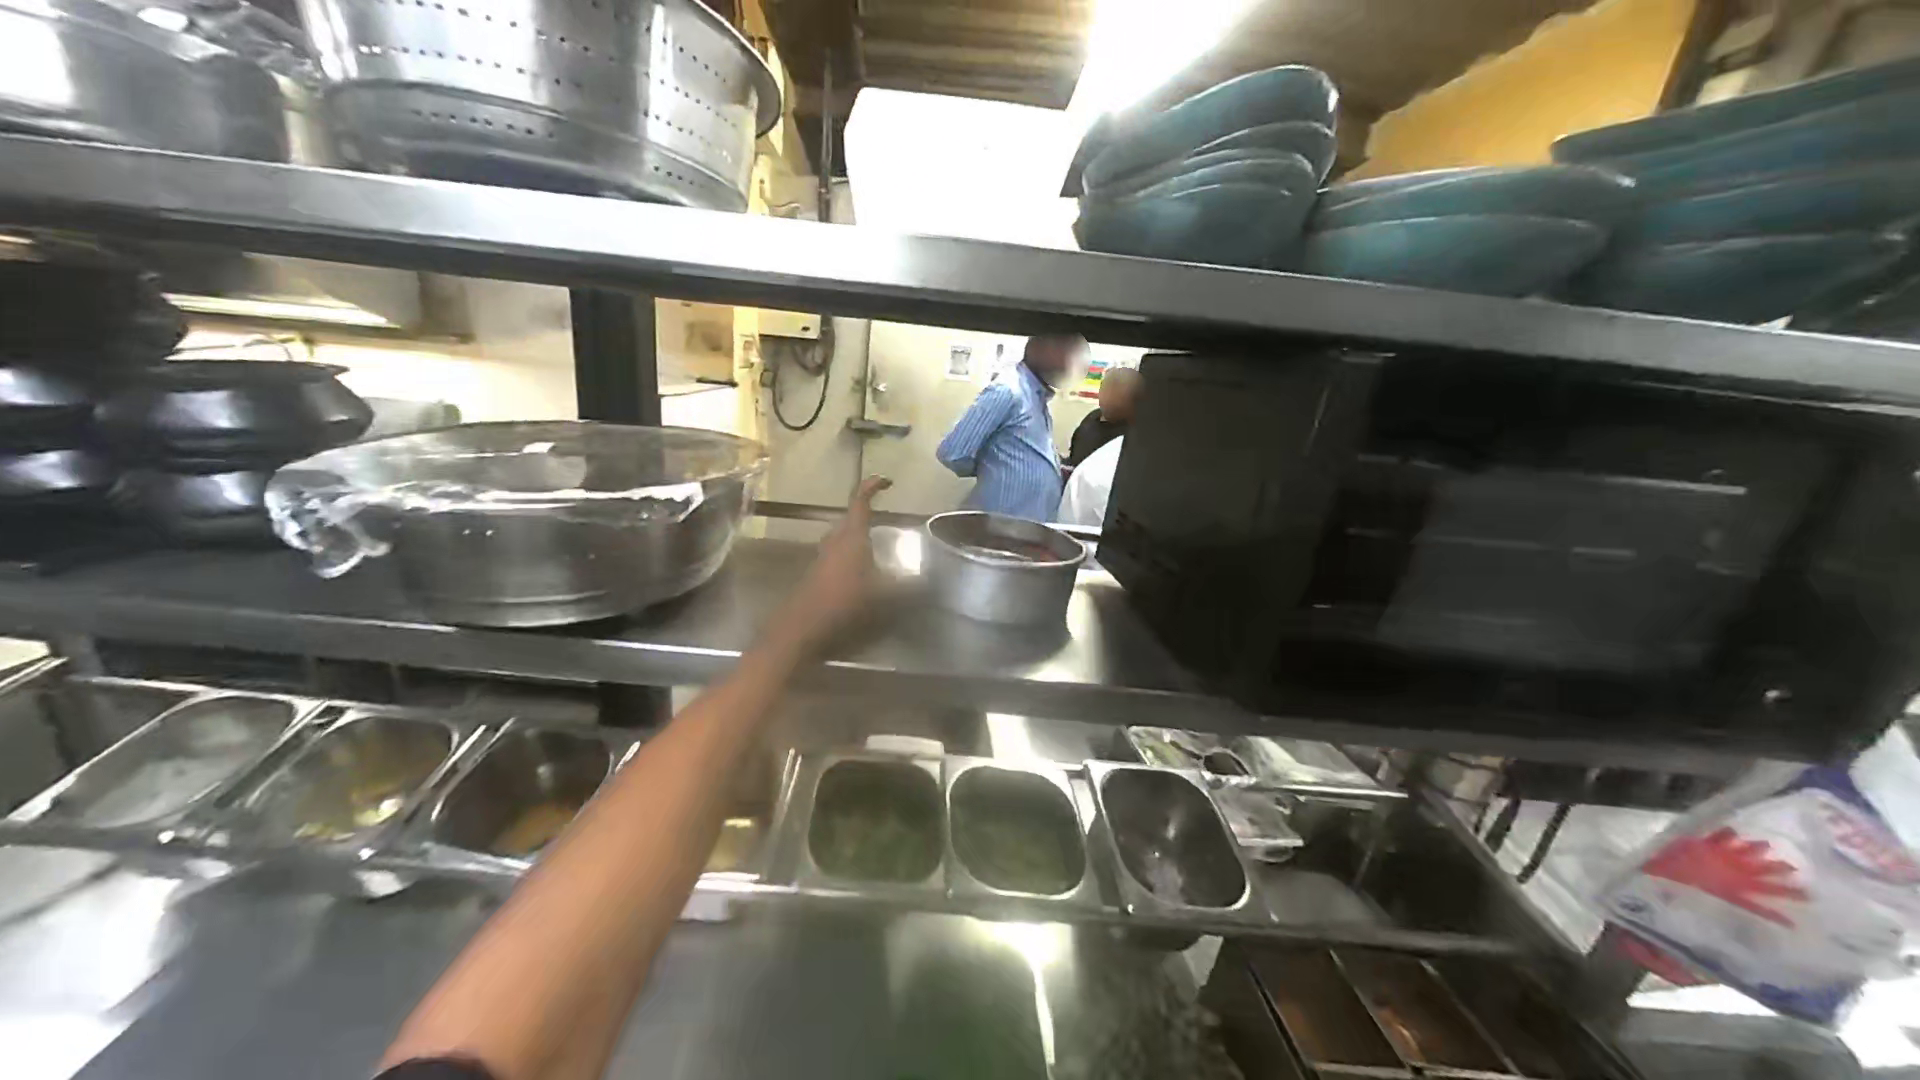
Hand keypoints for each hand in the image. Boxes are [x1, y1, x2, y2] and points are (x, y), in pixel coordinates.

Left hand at [768, 476, 891, 651]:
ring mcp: (822, 558)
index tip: (887, 481)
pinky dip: (851, 559)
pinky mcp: (815, 576)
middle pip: (851, 520)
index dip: (872, 486)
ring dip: (859, 540)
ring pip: (843, 540)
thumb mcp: (884, 597)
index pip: (861, 501)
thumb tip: (929, 582)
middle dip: (868, 517)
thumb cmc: (844, 604)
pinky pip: (837, 558)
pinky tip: (863, 578)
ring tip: (879, 552)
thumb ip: (907, 588)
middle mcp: (834, 541)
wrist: (801, 629)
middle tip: (887, 523)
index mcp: (852, 537)